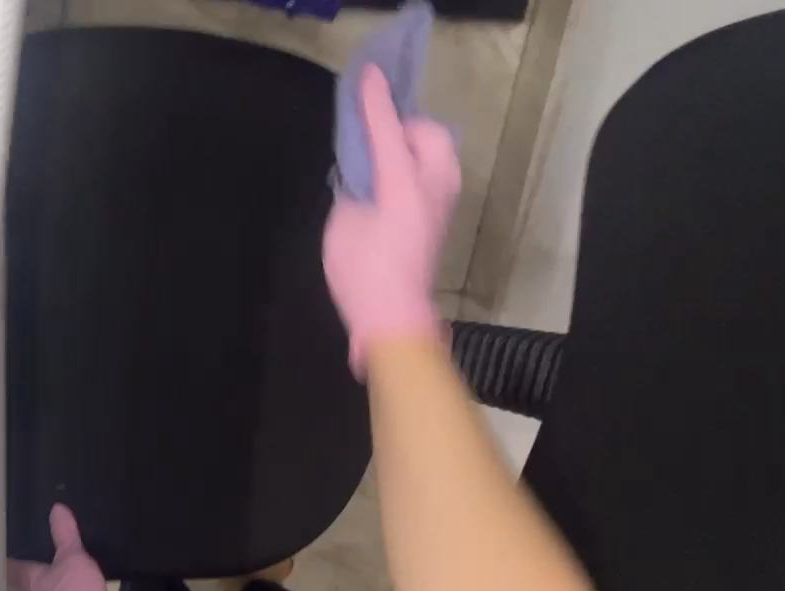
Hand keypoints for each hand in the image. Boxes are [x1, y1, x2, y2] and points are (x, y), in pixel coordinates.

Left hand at [9, 504, 126, 590]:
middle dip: (33, 554)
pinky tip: (83, 561)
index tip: (9, 533)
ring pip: (52, 576)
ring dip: (54, 564)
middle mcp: (39, 590)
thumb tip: (56, 508)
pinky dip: (74, 573)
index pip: (11, 562)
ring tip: (60, 541)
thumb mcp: (71, 557)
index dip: (8, 549)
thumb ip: (64, 534)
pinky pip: (72, 583)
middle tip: (37, 532)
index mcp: (30, 578)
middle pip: (30, 570)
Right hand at [324, 67, 461, 378]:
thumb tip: (361, 179)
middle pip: (430, 134)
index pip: (388, 131)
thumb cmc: (362, 275)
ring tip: (385, 164)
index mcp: (403, 184)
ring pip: (438, 156)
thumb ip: (352, 191)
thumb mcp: (343, 228)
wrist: (392, 319)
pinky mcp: (441, 223)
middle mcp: (432, 186)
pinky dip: (416, 171)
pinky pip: (434, 178)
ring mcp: (442, 206)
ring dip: (415, 150)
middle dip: (406, 128)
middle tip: (377, 140)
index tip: (369, 77)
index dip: (375, 103)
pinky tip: (392, 189)